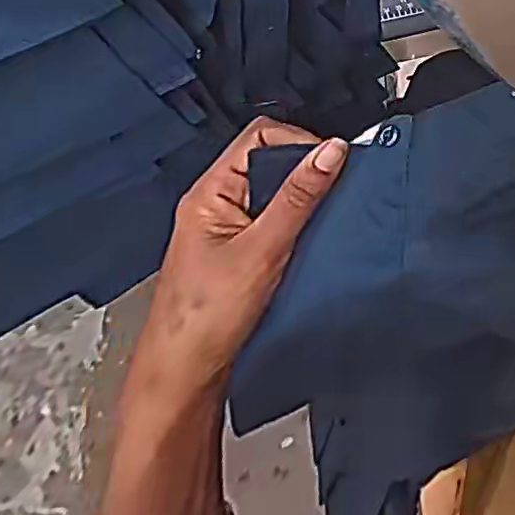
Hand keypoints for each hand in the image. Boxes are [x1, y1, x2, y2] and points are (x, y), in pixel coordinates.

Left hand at [132, 117, 349, 397]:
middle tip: (332, 189)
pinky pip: (276, 216)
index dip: (299, 141)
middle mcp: (216, 202)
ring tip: (321, 215)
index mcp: (210, 192)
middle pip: (270, 158)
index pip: (260, 136)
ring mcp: (228, 225)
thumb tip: (331, 151)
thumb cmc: (203, 320)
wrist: (183, 379)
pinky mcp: (241, 247)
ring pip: (276, 188)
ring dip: (303, 197)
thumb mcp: (264, 249)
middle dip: (305, 169)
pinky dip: (299, 220)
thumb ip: (300, 196)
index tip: (331, 161)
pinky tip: (309, 237)